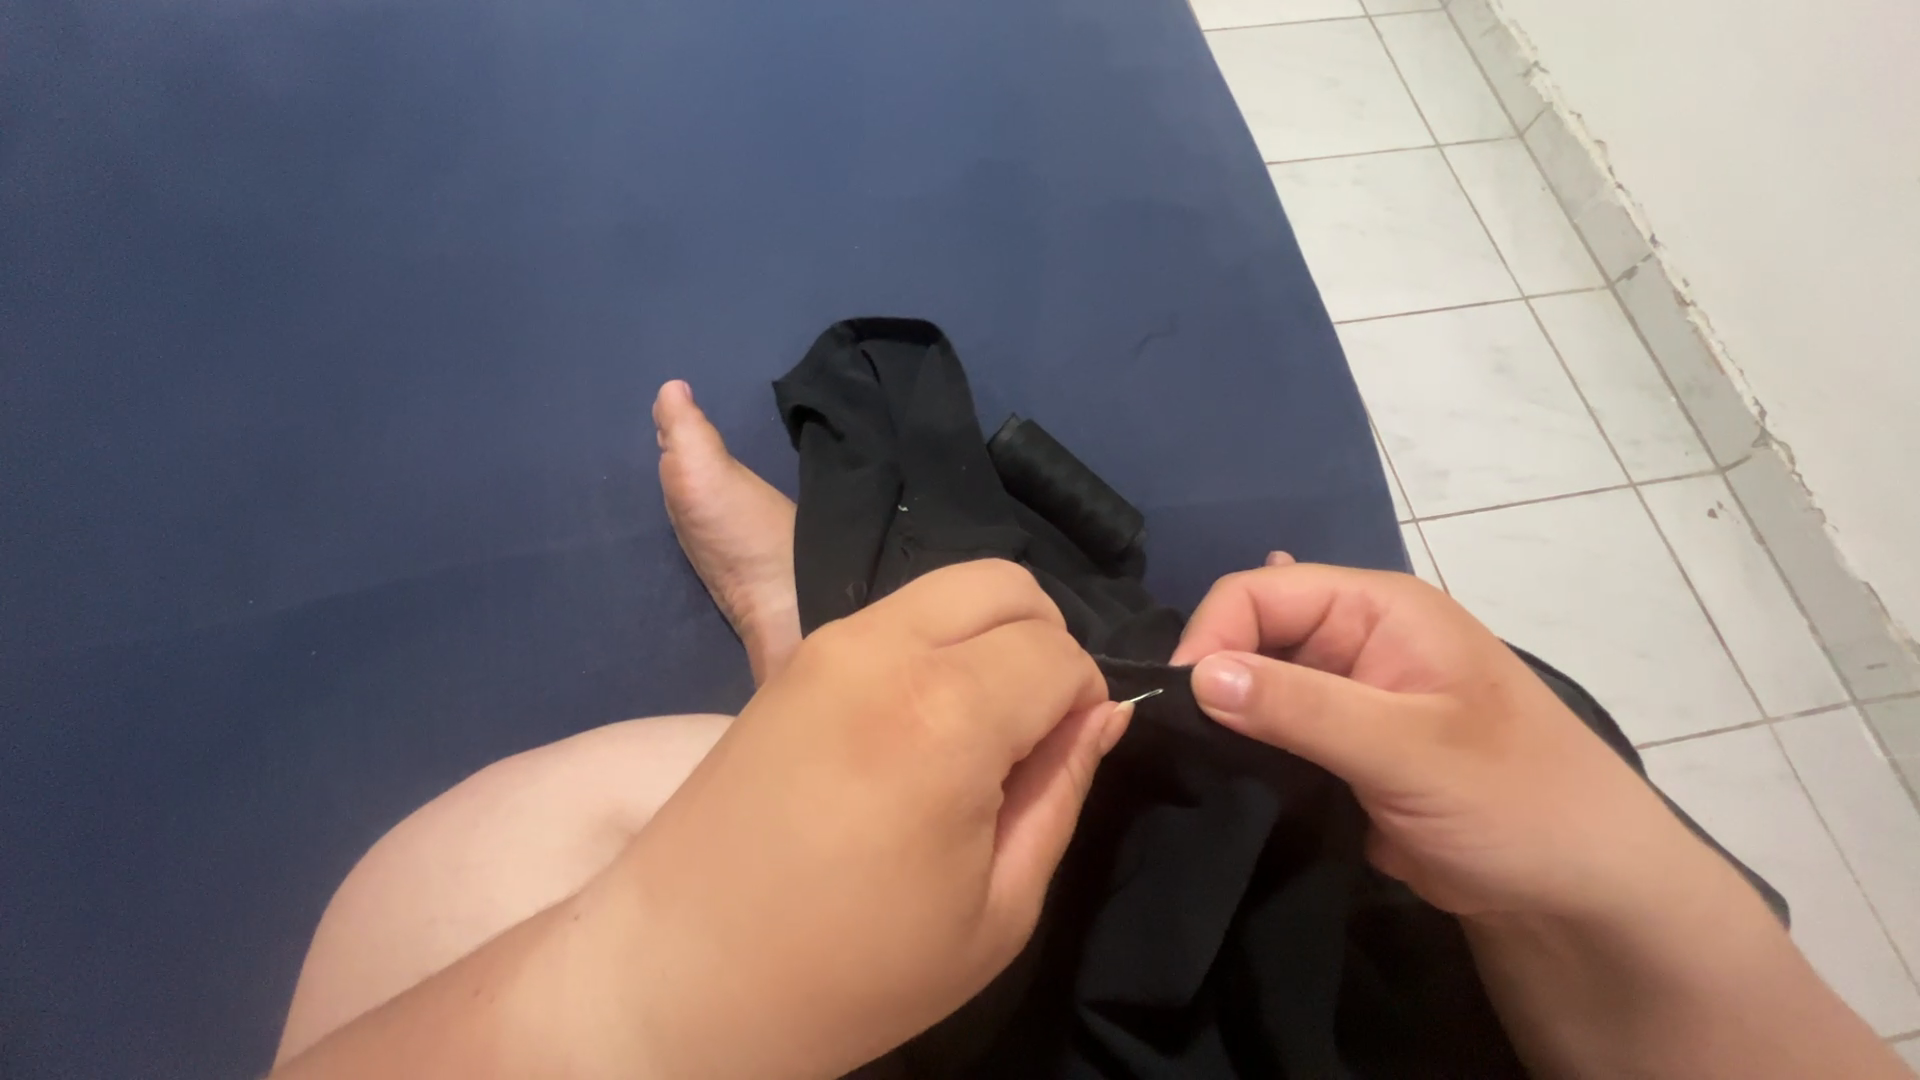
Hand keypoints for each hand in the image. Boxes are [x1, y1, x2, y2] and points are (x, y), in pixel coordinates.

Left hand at [603, 560, 1126, 1079]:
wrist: (681, 968)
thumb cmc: (853, 968)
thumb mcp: (997, 910)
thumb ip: (1063, 789)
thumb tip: (1104, 712)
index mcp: (945, 715)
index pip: (1060, 653)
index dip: (1086, 697)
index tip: (1066, 752)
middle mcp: (887, 647)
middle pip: (1010, 584)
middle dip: (1046, 641)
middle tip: (1031, 724)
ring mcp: (832, 637)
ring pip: (955, 584)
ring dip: (992, 633)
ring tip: (976, 720)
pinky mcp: (799, 650)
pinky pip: (902, 610)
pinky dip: (941, 637)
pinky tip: (922, 713)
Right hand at [1169, 557, 1726, 923]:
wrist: (1578, 899)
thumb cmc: (1517, 802)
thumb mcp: (1411, 751)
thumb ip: (1303, 708)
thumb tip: (1197, 675)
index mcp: (1376, 607)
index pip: (1258, 592)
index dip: (1212, 635)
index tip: (1181, 704)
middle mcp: (1352, 635)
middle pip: (1248, 630)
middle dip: (1211, 675)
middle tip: (1181, 738)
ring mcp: (1342, 690)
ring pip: (1251, 680)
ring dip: (1223, 713)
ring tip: (1194, 756)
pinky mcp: (1332, 740)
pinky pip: (1268, 725)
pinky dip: (1241, 742)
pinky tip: (1220, 764)